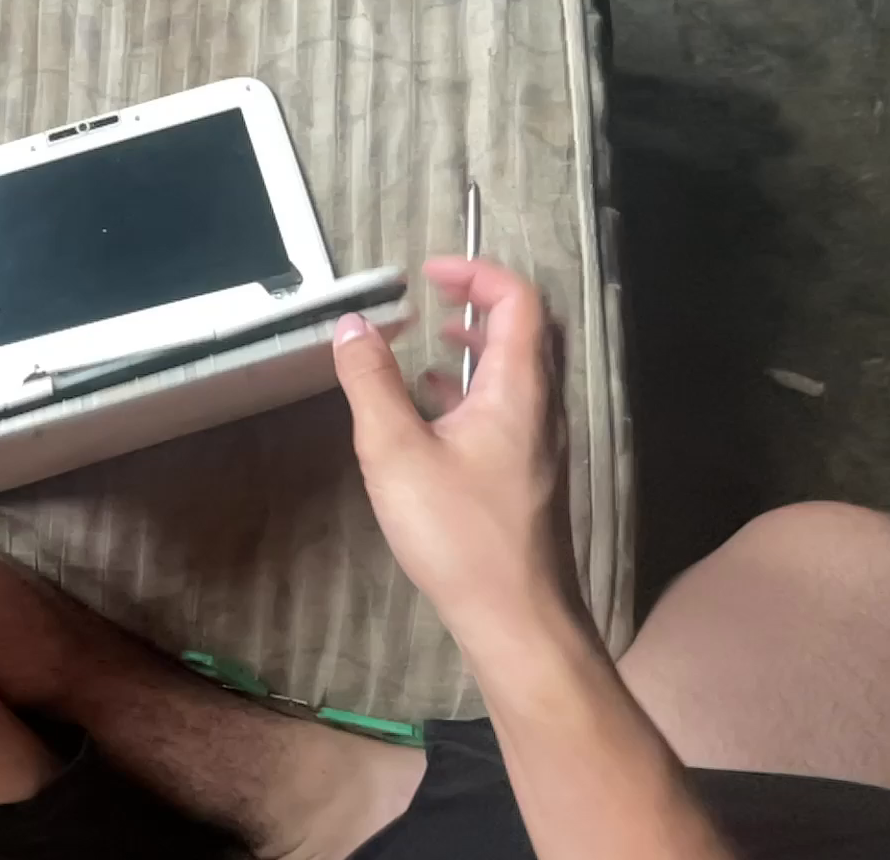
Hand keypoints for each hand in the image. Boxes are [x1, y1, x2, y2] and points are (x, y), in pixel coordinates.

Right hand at [331, 257, 576, 652]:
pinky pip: (503, 404)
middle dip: (480, 300)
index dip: (476, 274)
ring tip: (430, 336)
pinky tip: (429, 405)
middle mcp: (538, 409)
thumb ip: (370, 382)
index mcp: (516, 392)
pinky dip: (467, 384)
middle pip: (527, 331)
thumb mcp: (394, 449)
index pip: (519, 304)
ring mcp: (534, 442)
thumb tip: (351, 324)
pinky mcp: (521, 471)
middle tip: (432, 292)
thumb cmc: (457, 531)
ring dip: (476, 341)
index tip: (426, 271)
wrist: (516, 618)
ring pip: (517, 370)